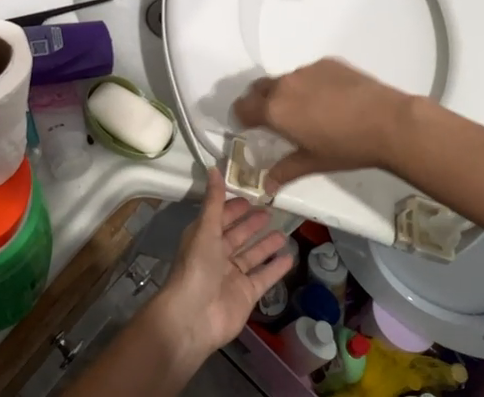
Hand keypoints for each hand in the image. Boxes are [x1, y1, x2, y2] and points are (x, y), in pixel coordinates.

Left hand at [148, 168, 294, 359]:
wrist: (195, 315)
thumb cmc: (197, 267)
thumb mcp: (205, 229)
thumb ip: (214, 201)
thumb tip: (213, 168)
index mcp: (204, 237)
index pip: (221, 217)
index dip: (234, 207)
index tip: (250, 195)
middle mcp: (217, 255)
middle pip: (238, 236)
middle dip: (251, 224)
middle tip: (270, 211)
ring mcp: (233, 276)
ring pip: (252, 255)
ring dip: (265, 244)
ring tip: (283, 232)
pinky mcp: (246, 294)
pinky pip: (263, 277)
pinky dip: (275, 268)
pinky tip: (289, 257)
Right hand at [231, 57, 412, 191]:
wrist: (388, 121)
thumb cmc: (347, 147)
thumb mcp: (314, 162)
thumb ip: (285, 170)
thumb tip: (266, 186)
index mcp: (275, 110)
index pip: (243, 107)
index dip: (243, 117)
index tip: (251, 126)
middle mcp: (284, 85)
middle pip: (259, 88)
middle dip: (260, 102)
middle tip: (276, 120)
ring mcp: (306, 70)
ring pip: (286, 80)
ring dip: (288, 93)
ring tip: (310, 111)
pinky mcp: (327, 63)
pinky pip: (309, 73)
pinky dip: (311, 85)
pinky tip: (333, 100)